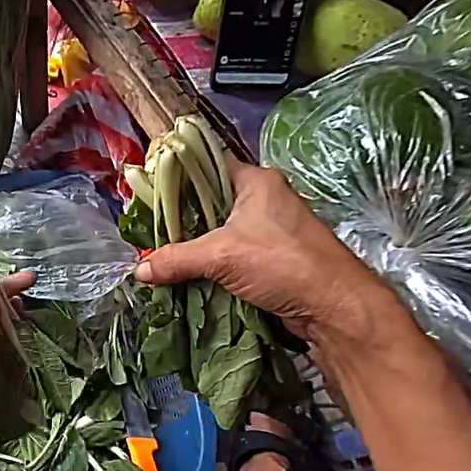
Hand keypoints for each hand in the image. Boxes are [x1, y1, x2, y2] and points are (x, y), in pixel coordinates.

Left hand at [0, 270, 37, 440]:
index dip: (9, 286)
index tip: (30, 278)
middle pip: (5, 314)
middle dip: (20, 307)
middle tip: (36, 309)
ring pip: (12, 334)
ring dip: (25, 330)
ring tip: (39, 327)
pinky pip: (14, 358)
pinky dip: (25, 354)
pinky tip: (35, 352)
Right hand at [132, 160, 411, 348]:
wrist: (332, 305)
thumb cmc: (282, 262)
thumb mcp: (221, 256)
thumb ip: (176, 259)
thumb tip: (139, 270)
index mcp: (255, 181)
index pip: (206, 165)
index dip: (175, 176)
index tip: (145, 193)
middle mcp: (262, 199)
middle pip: (208, 201)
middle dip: (178, 218)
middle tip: (146, 229)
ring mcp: (267, 229)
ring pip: (217, 231)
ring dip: (192, 245)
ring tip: (158, 251)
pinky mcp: (268, 257)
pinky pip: (228, 254)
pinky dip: (208, 263)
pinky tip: (183, 273)